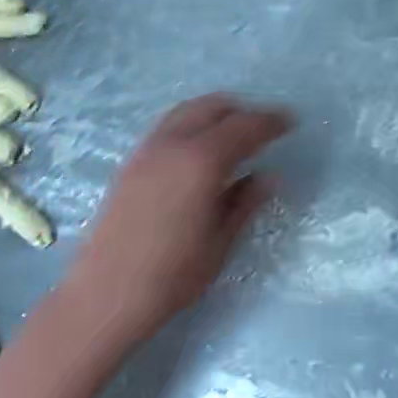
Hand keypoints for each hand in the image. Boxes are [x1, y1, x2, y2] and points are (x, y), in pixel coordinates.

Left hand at [64, 94, 291, 342]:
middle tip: (261, 128)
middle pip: (210, 107)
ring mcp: (143, 152)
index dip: (270, 121)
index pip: (243, 126)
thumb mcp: (219, 243)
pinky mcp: (127, 165)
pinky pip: (163, 130)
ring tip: (230, 136)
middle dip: (240, 111)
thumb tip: (266, 177)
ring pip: (182, 113)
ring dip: (211, 115)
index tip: (290, 122)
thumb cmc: (172, 274)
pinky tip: (194, 154)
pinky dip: (186, 127)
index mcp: (200, 161)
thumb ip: (243, 204)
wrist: (107, 290)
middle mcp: (170, 145)